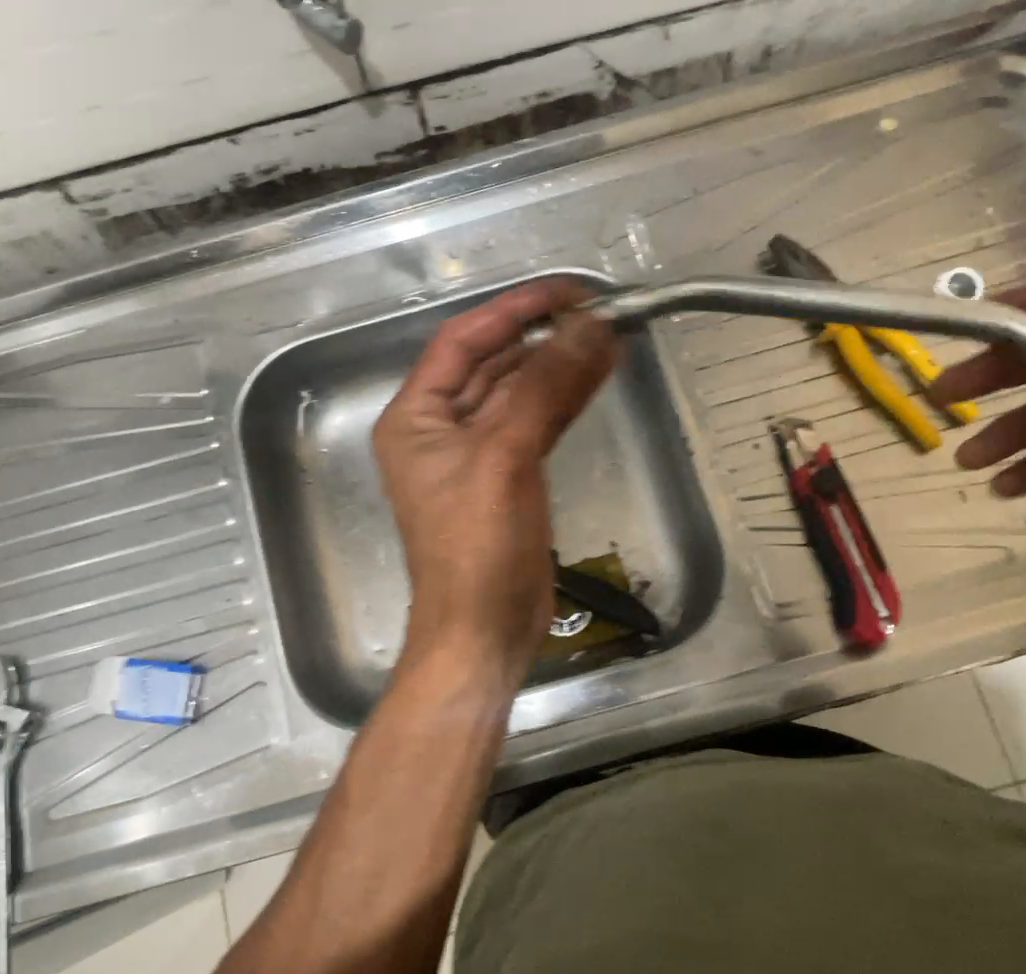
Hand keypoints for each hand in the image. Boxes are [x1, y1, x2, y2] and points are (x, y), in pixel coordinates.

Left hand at [372, 279, 621, 683]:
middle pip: (492, 364)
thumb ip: (543, 388)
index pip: (462, 341)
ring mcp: (476, 456)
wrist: (482, 630)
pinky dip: (564, 401)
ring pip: (519, 394)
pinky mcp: (508, 479)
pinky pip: (536, 425)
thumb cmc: (475, 549)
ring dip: (559, 366)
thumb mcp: (503, 459)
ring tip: (610, 336)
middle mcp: (440, 430)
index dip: (512, 310)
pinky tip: (597, 377)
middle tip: (597, 311)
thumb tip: (588, 326)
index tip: (566, 291)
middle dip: (541, 336)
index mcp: (415, 418)